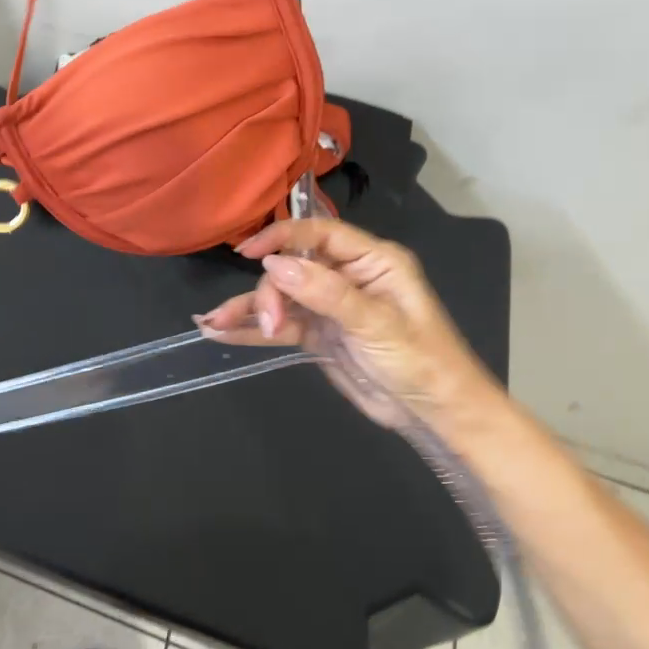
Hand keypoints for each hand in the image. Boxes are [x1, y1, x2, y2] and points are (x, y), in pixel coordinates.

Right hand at [197, 218, 502, 434]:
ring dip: (249, 310)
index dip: (282, 237)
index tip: (247, 252)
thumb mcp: (376, 324)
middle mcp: (348, 278)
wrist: (435, 414)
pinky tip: (220, 333)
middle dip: (271, 293)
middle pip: (292, 270)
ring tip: (213, 324)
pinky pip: (279, 327)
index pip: (320, 235)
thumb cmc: (422, 362)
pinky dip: (251, 331)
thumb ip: (325, 292)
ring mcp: (330, 308)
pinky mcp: (319, 336)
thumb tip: (274, 264)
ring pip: (280, 299)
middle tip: (271, 323)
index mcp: (373, 262)